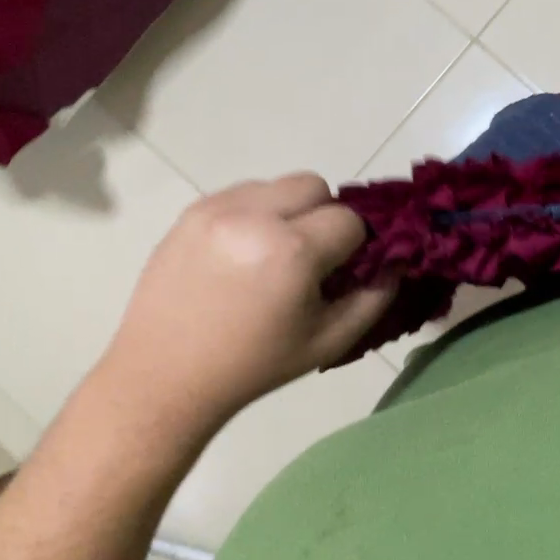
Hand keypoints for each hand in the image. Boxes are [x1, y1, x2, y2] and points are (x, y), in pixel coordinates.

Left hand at [89, 173, 394, 437]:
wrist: (165, 375)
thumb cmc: (254, 365)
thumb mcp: (328, 342)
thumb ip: (373, 298)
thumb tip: (394, 264)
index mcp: (291, 251)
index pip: (349, 219)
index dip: (355, 245)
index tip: (343, 272)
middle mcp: (253, 216)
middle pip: (315, 185)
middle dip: (324, 216)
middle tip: (313, 257)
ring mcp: (216, 209)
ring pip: (277, 185)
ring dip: (289, 211)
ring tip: (274, 255)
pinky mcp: (190, 211)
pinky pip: (242, 193)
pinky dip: (255, 214)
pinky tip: (244, 253)